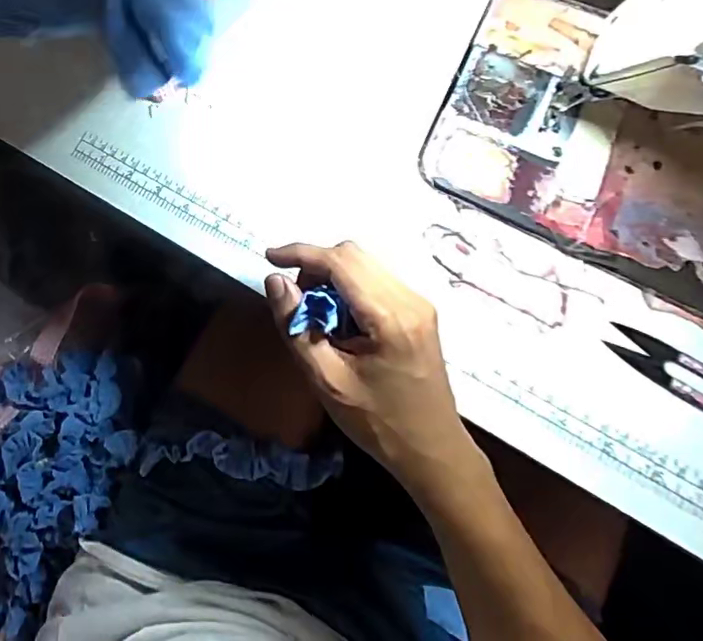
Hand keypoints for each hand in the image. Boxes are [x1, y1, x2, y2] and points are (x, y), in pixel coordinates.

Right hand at [265, 241, 478, 501]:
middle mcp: (409, 298)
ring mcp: (418, 302)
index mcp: (390, 316)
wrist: (433, 450)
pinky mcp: (419, 309)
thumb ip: (297, 329)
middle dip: (316, 265)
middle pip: (353, 255)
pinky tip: (340, 318)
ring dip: (332, 275)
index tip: (270, 258)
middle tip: (295, 299)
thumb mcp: (328, 382)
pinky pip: (376, 278)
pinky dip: (350, 285)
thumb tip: (275, 282)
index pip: (340, 262)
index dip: (301, 253)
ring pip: (365, 263)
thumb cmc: (378, 424)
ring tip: (315, 312)